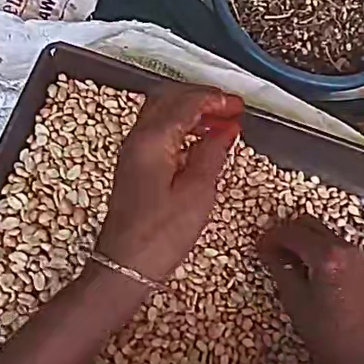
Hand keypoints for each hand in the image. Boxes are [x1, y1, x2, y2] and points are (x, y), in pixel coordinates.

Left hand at [96, 85, 242, 281]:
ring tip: (220, 123)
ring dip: (190, 112)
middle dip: (201, 98)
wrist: (125, 265)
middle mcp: (137, 139)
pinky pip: (158, 133)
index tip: (238, 105)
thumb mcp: (198, 193)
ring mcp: (132, 152)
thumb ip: (212, 153)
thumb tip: (225, 130)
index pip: (186, 103)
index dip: (216, 99)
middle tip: (230, 108)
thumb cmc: (160, 235)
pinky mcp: (133, 168)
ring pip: (161, 114)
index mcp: (152, 140)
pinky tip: (200, 143)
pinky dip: (180, 128)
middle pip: (169, 99)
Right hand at [257, 217, 363, 363]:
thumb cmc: (328, 335)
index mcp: (327, 254)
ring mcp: (354, 255)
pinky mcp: (358, 266)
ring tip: (283, 262)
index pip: (291, 232)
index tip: (256, 247)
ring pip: (320, 232)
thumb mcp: (296, 301)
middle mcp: (343, 247)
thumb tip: (268, 251)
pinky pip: (331, 245)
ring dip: (300, 240)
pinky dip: (314, 248)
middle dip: (285, 233)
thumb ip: (281, 269)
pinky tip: (303, 269)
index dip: (270, 237)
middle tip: (267, 251)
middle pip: (308, 224)